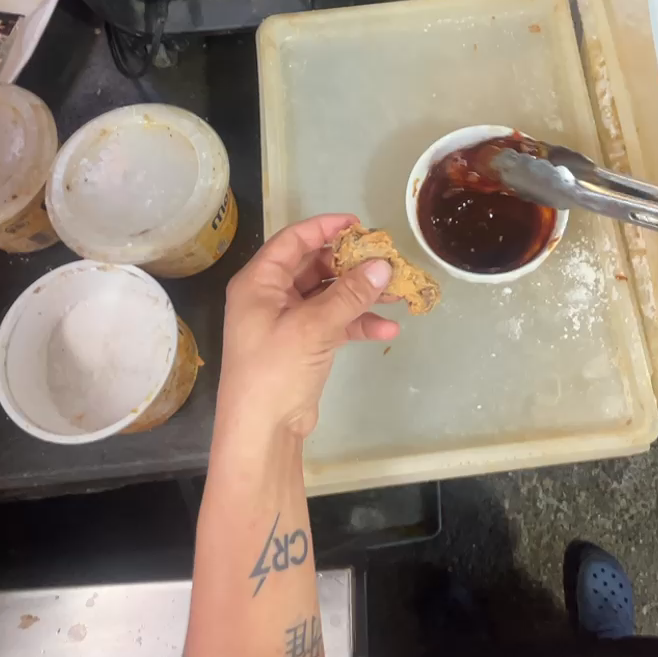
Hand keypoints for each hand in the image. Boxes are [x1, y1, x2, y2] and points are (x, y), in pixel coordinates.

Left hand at [218, 213, 396, 440]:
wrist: (262, 432)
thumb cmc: (275, 370)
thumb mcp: (313, 327)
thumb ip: (349, 294)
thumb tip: (383, 265)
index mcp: (259, 282)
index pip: (293, 241)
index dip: (325, 227)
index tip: (359, 224)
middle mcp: (271, 297)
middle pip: (315, 266)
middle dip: (352, 265)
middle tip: (386, 260)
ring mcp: (288, 322)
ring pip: (330, 296)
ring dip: (361, 295)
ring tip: (398, 294)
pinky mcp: (304, 345)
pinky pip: (335, 323)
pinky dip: (358, 324)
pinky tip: (387, 330)